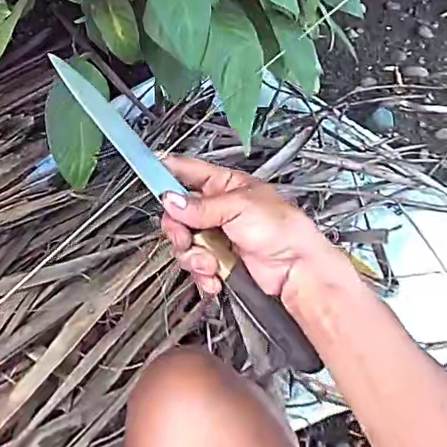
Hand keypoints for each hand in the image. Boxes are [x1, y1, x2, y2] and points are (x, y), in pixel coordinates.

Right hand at [158, 155, 347, 305]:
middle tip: (186, 238)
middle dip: (179, 231)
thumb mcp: (238, 207)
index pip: (188, 171)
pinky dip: (202, 276)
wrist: (298, 269)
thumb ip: (201, 206)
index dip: (167, 171)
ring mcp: (218, 236)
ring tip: (210, 262)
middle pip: (178, 215)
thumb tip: (171, 200)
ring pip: (184, 245)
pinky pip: (196, 268)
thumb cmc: (282, 228)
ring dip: (193, 257)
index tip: (148, 170)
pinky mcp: (220, 262)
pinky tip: (215, 277)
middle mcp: (218, 210)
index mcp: (224, 186)